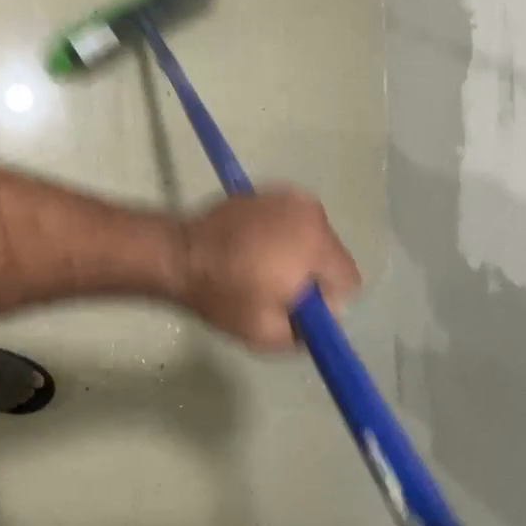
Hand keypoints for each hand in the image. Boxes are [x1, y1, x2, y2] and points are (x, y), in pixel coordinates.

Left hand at [178, 187, 361, 349]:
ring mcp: (288, 196)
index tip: (297, 310)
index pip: (348, 281)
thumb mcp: (266, 334)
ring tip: (259, 271)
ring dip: (296, 257)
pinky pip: (290, 223)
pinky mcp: (266, 191)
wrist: (177, 254)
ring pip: (312, 239)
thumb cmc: (223, 293)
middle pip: (331, 257)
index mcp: (317, 244)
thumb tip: (318, 325)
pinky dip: (279, 238)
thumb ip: (305, 334)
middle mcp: (311, 212)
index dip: (327, 303)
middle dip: (311, 278)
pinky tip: (250, 251)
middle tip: (274, 292)